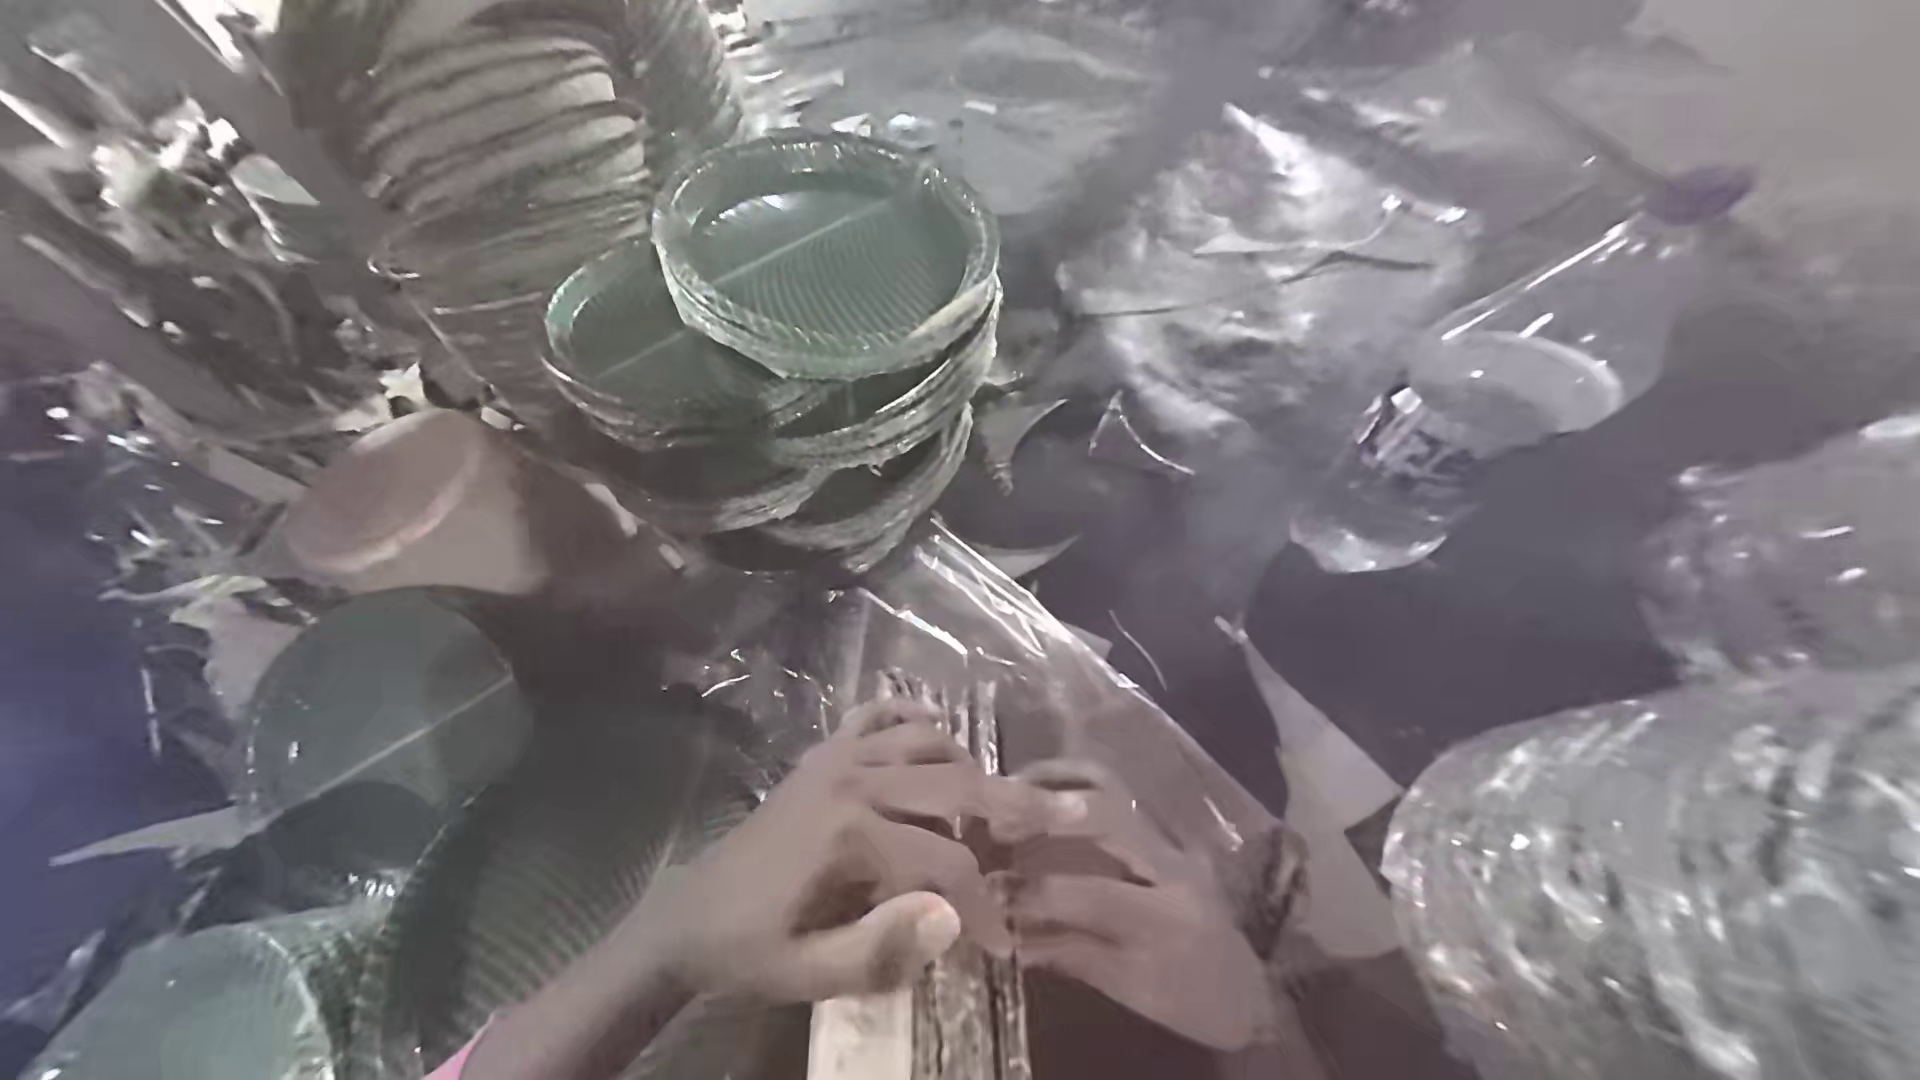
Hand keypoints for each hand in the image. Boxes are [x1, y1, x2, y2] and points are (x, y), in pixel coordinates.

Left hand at [634, 698, 1074, 1001]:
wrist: (692, 910)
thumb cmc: (753, 948)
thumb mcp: (806, 975)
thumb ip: (878, 952)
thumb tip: (954, 916)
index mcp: (850, 834)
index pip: (945, 864)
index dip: (983, 905)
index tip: (1004, 941)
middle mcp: (853, 778)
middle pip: (953, 785)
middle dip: (1014, 806)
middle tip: (1069, 812)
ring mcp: (838, 754)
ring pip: (927, 740)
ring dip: (968, 766)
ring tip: (996, 798)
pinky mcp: (825, 748)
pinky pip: (878, 711)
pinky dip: (912, 713)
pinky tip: (934, 728)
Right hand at [991, 761, 1275, 1051]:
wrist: (1249, 984)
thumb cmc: (1192, 1000)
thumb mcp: (1133, 991)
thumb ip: (1071, 955)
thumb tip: (1007, 934)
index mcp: (1171, 917)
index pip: (1097, 895)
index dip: (1040, 893)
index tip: (992, 894)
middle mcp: (1172, 862)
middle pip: (1105, 816)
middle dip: (1043, 816)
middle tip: (997, 826)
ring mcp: (1169, 835)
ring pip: (1110, 786)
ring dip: (1054, 780)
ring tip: (1010, 790)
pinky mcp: (1159, 823)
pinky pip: (1112, 787)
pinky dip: (1070, 777)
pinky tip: (1040, 784)